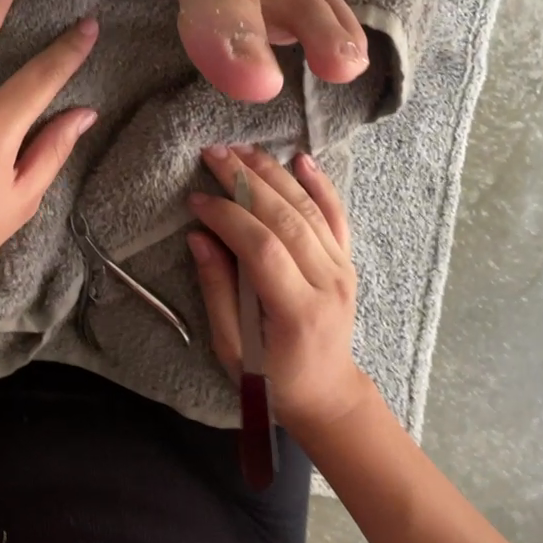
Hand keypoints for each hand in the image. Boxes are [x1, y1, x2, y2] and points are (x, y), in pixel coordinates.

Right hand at [185, 144, 371, 433]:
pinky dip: (320, 183)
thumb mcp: (232, 347)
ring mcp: (342, 269)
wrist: (327, 392)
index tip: (196, 199)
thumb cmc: (271, 377)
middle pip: (287, 219)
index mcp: (298, 311)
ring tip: (241, 150)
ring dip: (274, 174)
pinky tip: (301, 158)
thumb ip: (217, 290)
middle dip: (246, 181)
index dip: (228, 217)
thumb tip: (199, 237)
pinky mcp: (347, 261)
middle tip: (213, 154)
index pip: (262, 249)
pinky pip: (336, 214)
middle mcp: (328, 283)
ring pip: (309, 209)